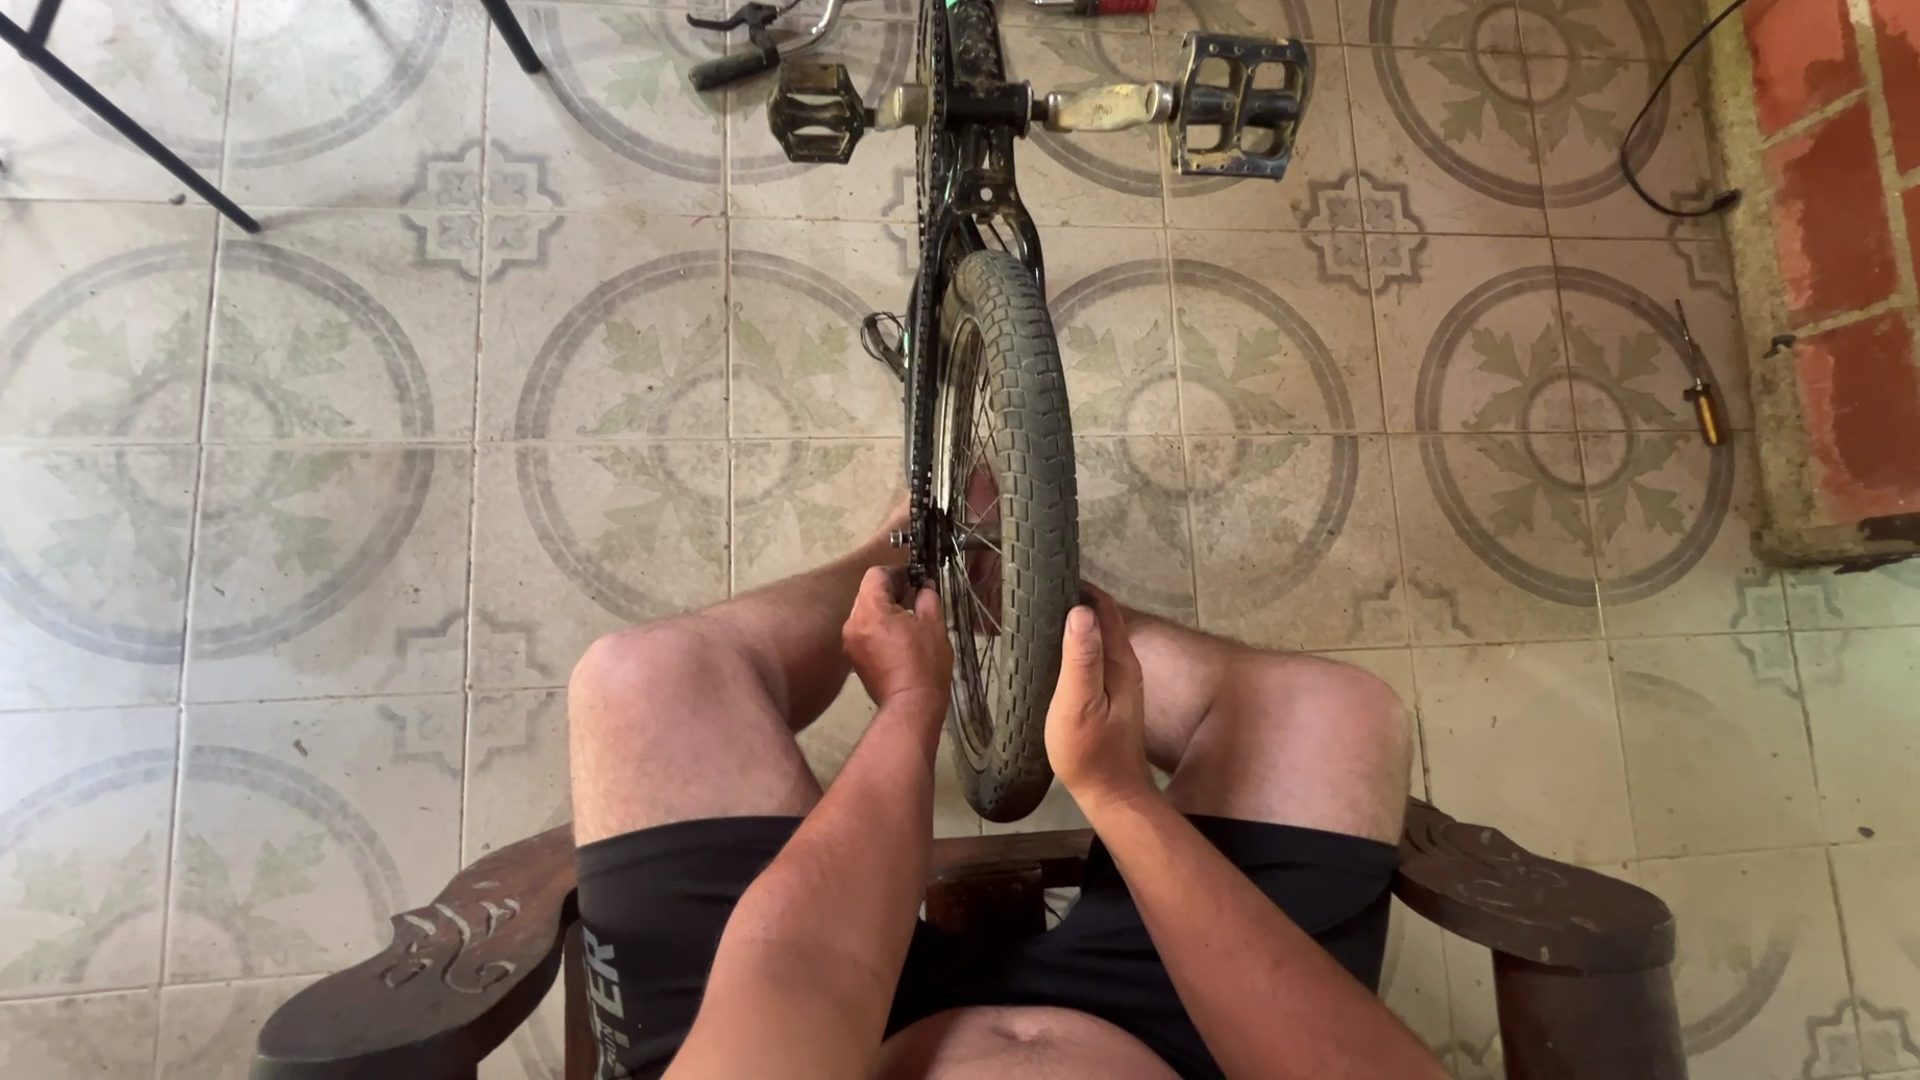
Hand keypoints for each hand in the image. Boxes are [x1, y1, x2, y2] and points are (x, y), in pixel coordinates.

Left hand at [842, 566, 952, 709]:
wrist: (911, 705)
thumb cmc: (924, 662)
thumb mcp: (933, 624)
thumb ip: (927, 597)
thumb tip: (925, 585)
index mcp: (870, 610)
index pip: (876, 574)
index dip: (896, 572)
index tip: (915, 578)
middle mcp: (852, 622)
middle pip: (868, 592)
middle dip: (890, 591)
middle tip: (914, 596)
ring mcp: (850, 641)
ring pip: (865, 611)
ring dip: (884, 609)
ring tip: (908, 618)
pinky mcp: (853, 657)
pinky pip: (864, 630)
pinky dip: (878, 627)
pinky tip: (898, 637)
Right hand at [1045, 585, 1154, 810]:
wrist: (1110, 795)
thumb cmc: (1090, 751)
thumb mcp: (1079, 703)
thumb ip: (1082, 658)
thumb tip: (1081, 611)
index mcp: (1121, 660)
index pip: (1104, 607)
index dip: (1081, 587)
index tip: (1049, 575)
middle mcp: (1125, 664)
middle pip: (1101, 619)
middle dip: (1074, 600)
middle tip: (1036, 592)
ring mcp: (1119, 681)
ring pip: (1096, 638)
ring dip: (1073, 622)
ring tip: (1038, 614)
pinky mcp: (1109, 695)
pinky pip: (1092, 656)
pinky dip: (1073, 644)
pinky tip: (1050, 650)